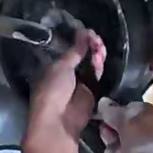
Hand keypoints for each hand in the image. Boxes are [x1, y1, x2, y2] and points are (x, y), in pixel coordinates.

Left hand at [27, 27, 105, 142]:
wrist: (59, 120)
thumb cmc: (53, 90)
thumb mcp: (62, 67)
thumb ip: (75, 51)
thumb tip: (83, 32)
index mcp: (55, 67)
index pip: (70, 50)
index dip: (79, 41)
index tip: (87, 32)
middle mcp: (68, 74)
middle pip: (83, 56)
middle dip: (90, 46)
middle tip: (96, 38)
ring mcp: (80, 83)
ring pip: (92, 64)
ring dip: (96, 54)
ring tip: (99, 45)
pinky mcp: (92, 92)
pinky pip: (97, 75)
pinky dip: (99, 65)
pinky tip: (100, 56)